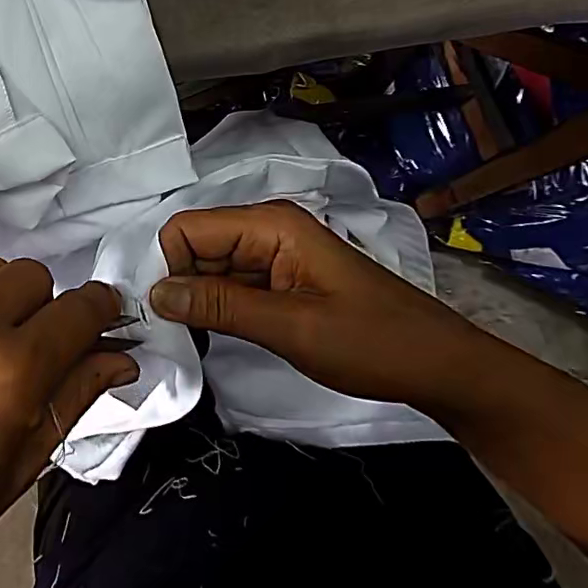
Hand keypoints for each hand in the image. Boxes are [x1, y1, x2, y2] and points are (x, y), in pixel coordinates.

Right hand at [148, 200, 507, 414]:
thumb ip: (221, 306)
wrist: (432, 362)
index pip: (188, 228)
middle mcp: (270, 229)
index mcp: (272, 224)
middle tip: (174, 336)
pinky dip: (220, 308)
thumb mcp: (291, 326)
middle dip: (179, 285)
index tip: (162, 316)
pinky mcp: (283, 280)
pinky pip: (235, 285)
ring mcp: (277, 255)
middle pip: (197, 246)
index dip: (168, 268)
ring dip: (198, 300)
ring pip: (212, 268)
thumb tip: (156, 293)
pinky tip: (217, 336)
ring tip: (194, 341)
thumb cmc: (371, 341)